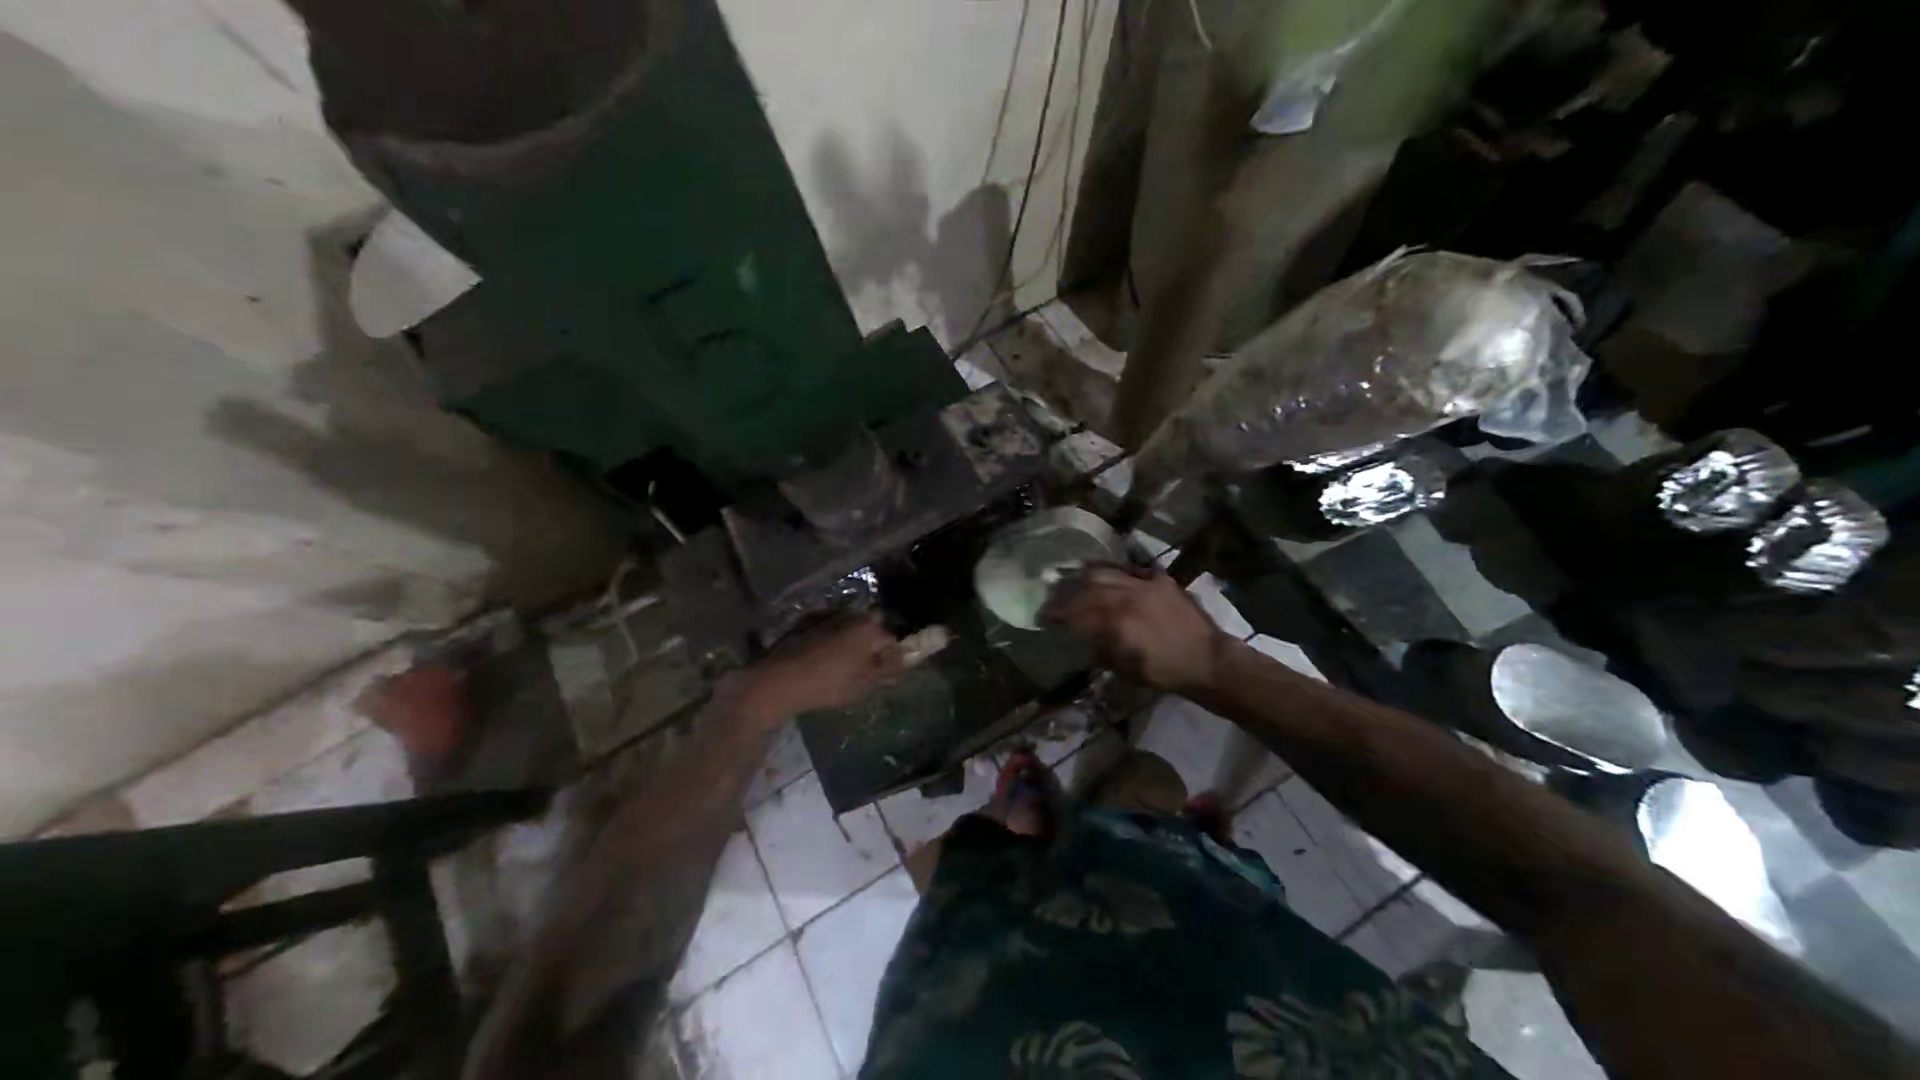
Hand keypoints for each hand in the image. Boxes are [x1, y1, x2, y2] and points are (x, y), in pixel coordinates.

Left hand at [729, 612, 904, 724]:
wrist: (777, 680)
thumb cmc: (829, 683)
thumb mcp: (865, 682)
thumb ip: (889, 667)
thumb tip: (906, 657)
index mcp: (869, 626)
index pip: (892, 638)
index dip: (891, 656)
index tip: (885, 672)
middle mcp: (850, 613)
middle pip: (870, 628)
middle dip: (871, 645)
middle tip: (863, 670)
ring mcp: (825, 614)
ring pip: (848, 627)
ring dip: (849, 641)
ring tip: (841, 667)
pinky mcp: (804, 621)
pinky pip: (827, 628)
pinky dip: (829, 640)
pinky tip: (821, 660)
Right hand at [1041, 564, 1233, 693]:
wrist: (1208, 660)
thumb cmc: (1166, 672)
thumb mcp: (1127, 669)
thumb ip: (1103, 651)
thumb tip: (1087, 641)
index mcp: (1117, 624)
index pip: (1077, 615)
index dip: (1058, 615)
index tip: (1045, 616)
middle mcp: (1127, 598)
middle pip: (1087, 589)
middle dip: (1067, 595)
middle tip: (1055, 599)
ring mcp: (1144, 585)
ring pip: (1106, 573)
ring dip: (1085, 578)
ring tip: (1073, 579)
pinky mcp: (1160, 580)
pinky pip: (1130, 569)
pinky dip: (1113, 570)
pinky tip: (1105, 572)